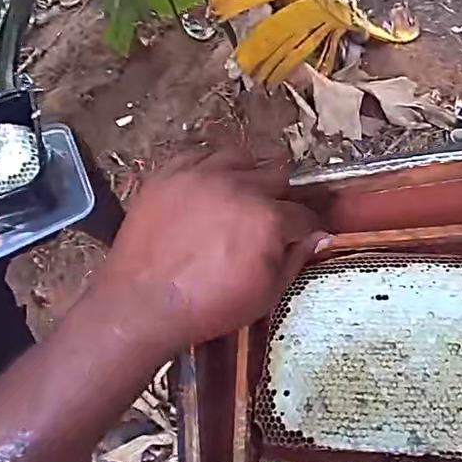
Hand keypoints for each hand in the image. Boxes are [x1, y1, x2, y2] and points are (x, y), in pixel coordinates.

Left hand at [83, 149, 325, 356]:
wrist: (142, 305)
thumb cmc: (205, 307)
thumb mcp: (264, 296)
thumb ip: (295, 261)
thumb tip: (318, 239)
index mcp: (267, 219)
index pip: (303, 213)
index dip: (305, 226)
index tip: (300, 233)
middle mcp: (238, 188)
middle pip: (277, 175)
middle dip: (281, 197)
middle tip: (270, 217)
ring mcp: (200, 176)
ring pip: (241, 156)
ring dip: (248, 173)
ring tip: (241, 194)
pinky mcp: (169, 175)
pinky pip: (198, 154)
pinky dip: (210, 166)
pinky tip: (209, 185)